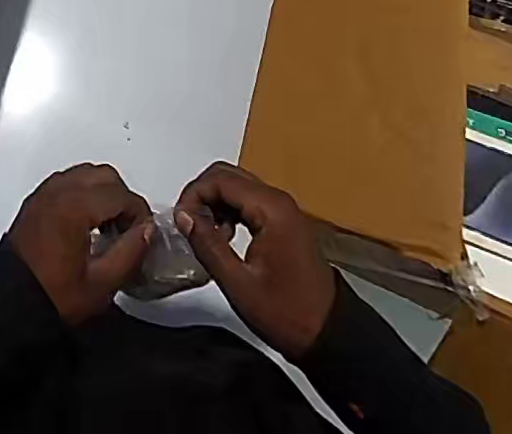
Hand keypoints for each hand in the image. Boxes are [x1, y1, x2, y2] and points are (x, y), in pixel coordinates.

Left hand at [8, 163, 152, 325]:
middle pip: (104, 175)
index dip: (139, 213)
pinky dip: (84, 193)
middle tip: (128, 230)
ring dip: (103, 193)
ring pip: (85, 174)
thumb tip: (147, 230)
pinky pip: (67, 182)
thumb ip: (130, 252)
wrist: (8, 306)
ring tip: (109, 228)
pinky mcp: (36, 201)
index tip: (144, 235)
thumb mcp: (100, 284)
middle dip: (122, 198)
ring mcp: (44, 193)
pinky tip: (87, 224)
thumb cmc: (53, 297)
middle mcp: (58, 190)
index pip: (120, 194)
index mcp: (74, 205)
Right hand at [175, 162, 336, 358]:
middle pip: (227, 175)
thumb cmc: (286, 313)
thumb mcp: (239, 284)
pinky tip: (223, 236)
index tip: (180, 221)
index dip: (193, 195)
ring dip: (214, 202)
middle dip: (201, 194)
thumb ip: (207, 245)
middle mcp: (277, 200)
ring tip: (205, 234)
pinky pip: (247, 200)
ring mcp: (282, 209)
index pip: (220, 180)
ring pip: (236, 186)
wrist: (331, 336)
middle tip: (188, 224)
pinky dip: (228, 209)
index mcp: (271, 209)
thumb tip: (182, 216)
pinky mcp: (282, 220)